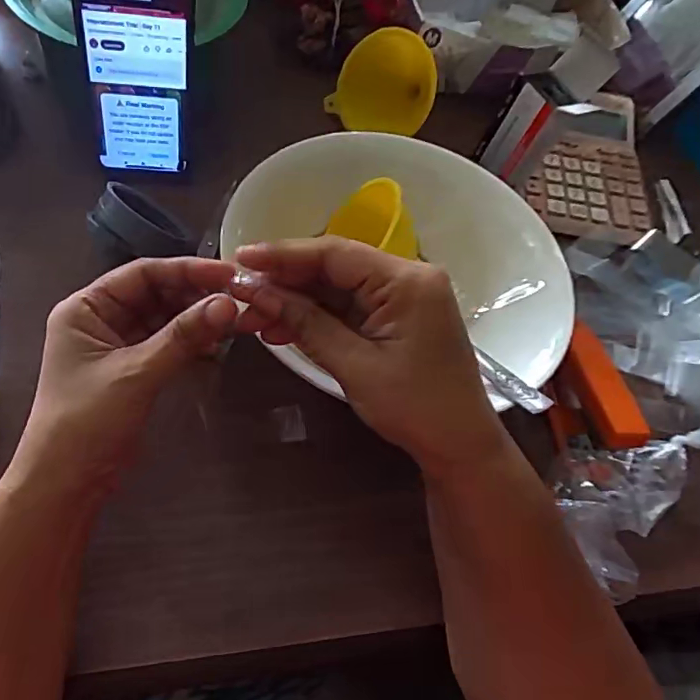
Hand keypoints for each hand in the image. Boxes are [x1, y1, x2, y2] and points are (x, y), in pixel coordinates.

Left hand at [16, 257, 260, 490]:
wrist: (66, 481)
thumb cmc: (87, 421)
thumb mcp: (135, 373)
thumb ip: (182, 336)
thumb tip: (228, 303)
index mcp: (86, 308)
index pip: (142, 274)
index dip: (187, 270)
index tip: (229, 274)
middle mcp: (99, 319)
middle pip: (155, 293)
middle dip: (196, 295)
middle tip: (241, 297)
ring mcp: (116, 346)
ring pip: (164, 319)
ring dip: (197, 318)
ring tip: (238, 318)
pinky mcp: (131, 371)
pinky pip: (165, 344)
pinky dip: (190, 342)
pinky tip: (218, 341)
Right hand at [227, 237, 507, 476]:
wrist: (459, 445)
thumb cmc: (414, 407)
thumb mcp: (354, 365)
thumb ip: (305, 323)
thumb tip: (257, 293)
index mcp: (405, 280)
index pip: (333, 253)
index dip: (282, 254)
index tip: (240, 258)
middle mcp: (406, 278)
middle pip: (333, 267)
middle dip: (284, 281)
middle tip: (239, 292)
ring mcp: (401, 297)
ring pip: (335, 288)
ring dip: (294, 301)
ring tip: (251, 317)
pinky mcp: (395, 317)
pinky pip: (346, 308)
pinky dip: (314, 317)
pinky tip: (280, 328)